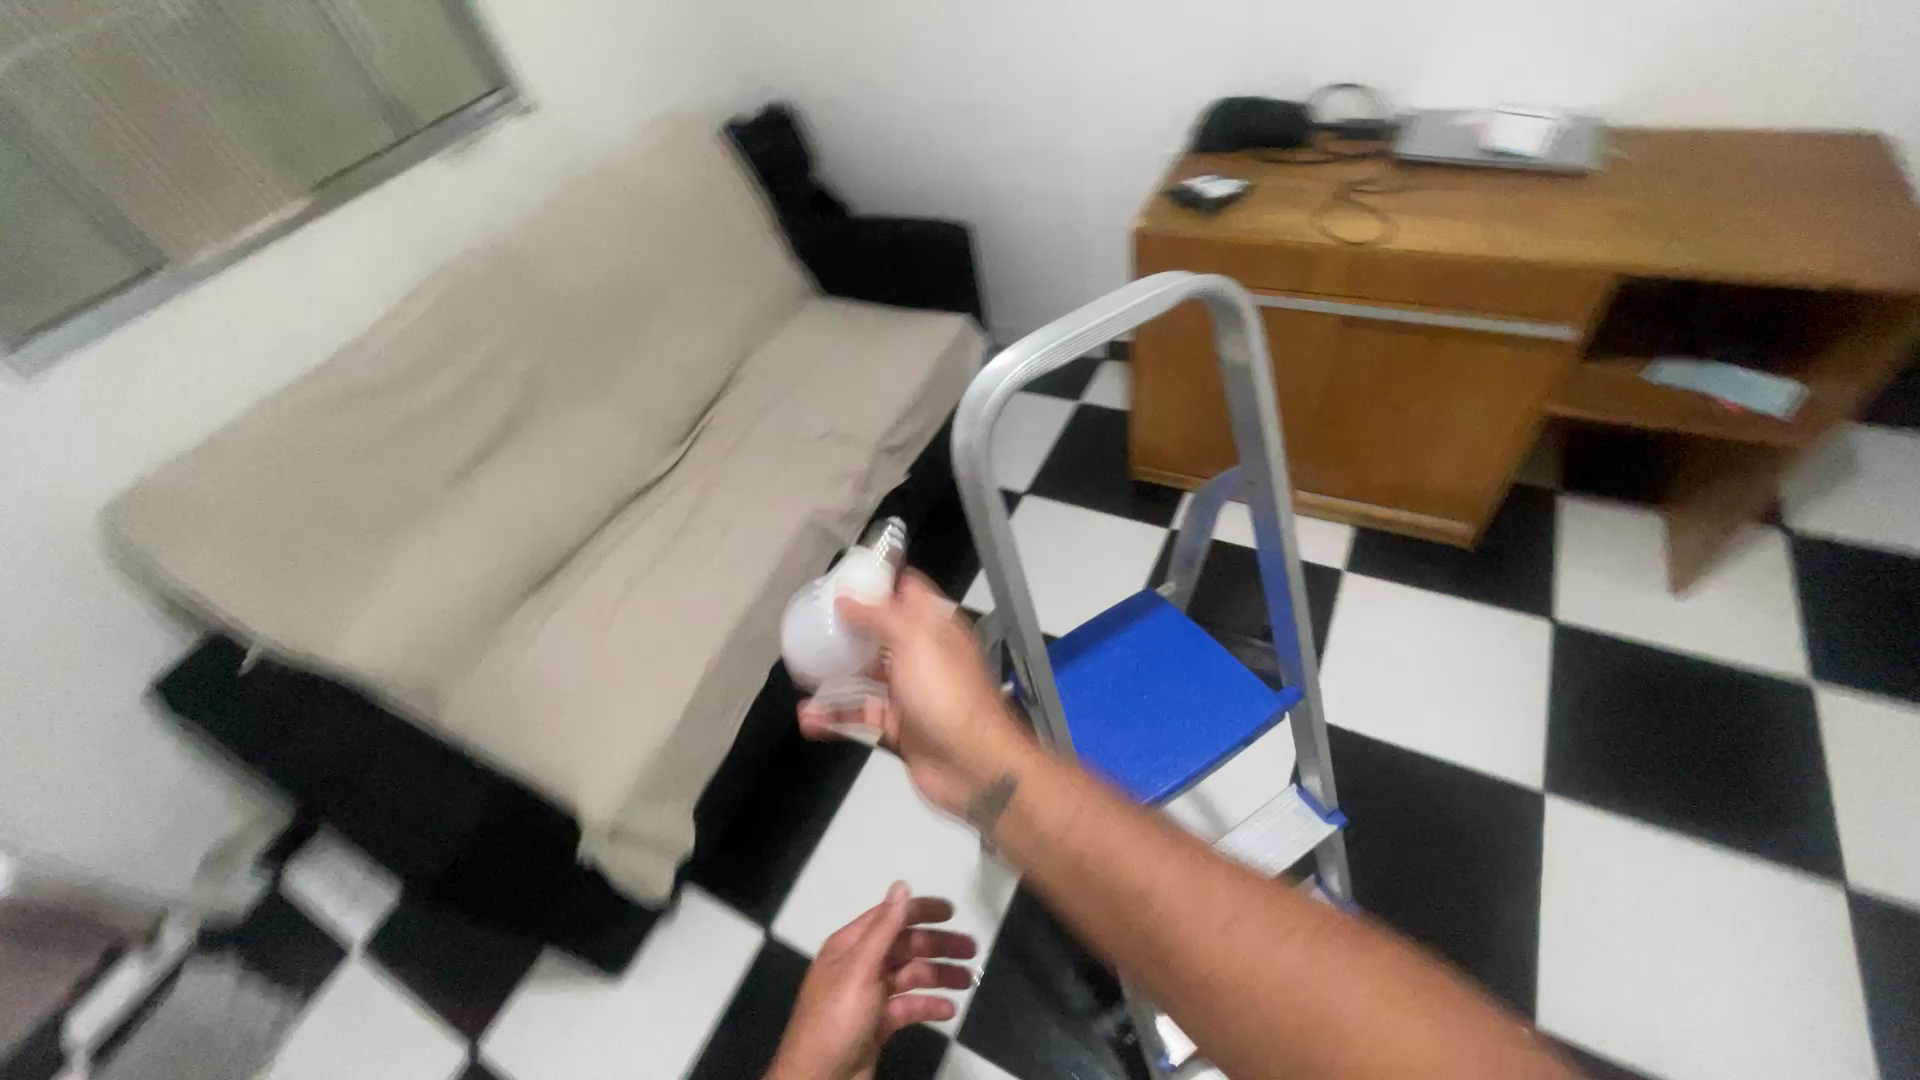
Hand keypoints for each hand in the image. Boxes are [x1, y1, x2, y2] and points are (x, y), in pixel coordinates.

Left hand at [768, 882, 976, 1079]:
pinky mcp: (878, 1024)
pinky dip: (928, 1006)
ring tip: (968, 980)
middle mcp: (861, 965)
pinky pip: (908, 1007)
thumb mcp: (860, 969)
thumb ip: (884, 928)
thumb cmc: (836, 1019)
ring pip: (911, 976)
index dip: (921, 911)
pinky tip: (949, 1010)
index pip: (891, 917)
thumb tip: (902, 884)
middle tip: (972, 949)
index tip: (952, 912)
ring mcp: (870, 996)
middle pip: (906, 947)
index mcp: (851, 945)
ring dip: (939, 975)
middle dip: (938, 946)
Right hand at [797, 571, 1031, 817]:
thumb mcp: (916, 642)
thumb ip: (881, 616)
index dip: (880, 585)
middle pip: (883, 637)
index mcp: (937, 631)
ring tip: (805, 673)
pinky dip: (835, 717)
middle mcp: (926, 659)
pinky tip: (811, 716)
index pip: (909, 596)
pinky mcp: (900, 728)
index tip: (847, 582)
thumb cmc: (955, 701)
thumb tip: (850, 600)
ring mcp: (912, 695)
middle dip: (850, 632)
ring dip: (836, 677)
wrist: (973, 766)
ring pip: (867, 679)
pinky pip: (862, 718)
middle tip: (817, 626)